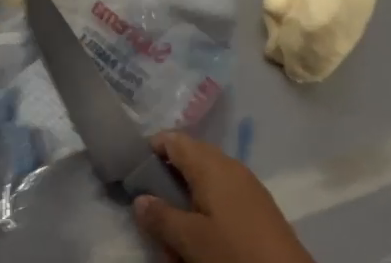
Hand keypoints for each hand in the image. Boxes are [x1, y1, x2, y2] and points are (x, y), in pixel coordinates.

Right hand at [134, 132, 313, 262]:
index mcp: (211, 164)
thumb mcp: (191, 240)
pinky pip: (221, 196)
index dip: (150, 149)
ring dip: (185, 199)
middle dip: (166, 179)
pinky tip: (201, 237)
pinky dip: (205, 210)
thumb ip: (161, 218)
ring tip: (174, 230)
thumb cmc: (235, 253)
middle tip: (150, 206)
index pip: (173, 139)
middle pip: (189, 157)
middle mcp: (229, 165)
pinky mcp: (257, 206)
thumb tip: (139, 199)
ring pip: (205, 180)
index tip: (132, 171)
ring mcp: (246, 185)